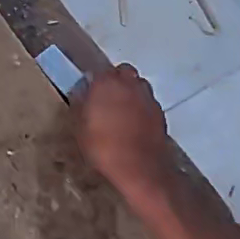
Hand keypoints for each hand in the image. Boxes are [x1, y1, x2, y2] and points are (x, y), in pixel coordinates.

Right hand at [74, 64, 170, 189]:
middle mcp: (129, 84)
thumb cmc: (103, 147)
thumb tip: (81, 93)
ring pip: (137, 85)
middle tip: (105, 100)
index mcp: (106, 83)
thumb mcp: (80, 128)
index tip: (88, 94)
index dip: (93, 82)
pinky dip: (140, 107)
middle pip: (122, 72)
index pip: (98, 70)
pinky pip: (147, 102)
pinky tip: (133, 125)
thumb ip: (80, 105)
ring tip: (120, 112)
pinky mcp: (159, 112)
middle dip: (115, 81)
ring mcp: (147, 97)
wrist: (140, 168)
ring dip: (129, 92)